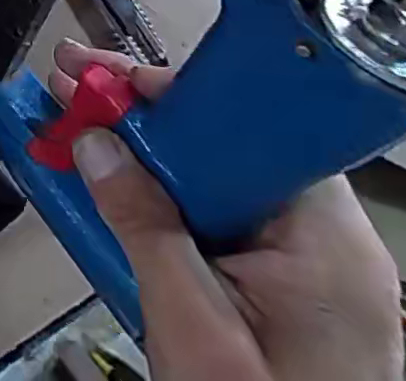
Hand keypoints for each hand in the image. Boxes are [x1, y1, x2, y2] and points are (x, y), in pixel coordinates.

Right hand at [50, 40, 403, 380]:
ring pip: (217, 174)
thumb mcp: (192, 329)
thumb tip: (92, 140)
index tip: (112, 76)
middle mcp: (328, 233)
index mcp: (327, 236)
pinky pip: (219, 211)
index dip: (176, 95)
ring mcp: (309, 258)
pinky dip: (164, 191)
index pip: (249, 126)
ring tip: (82, 118)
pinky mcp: (287, 280)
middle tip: (77, 81)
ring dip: (147, 149)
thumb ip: (143, 227)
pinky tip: (116, 176)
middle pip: (227, 142)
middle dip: (144, 112)